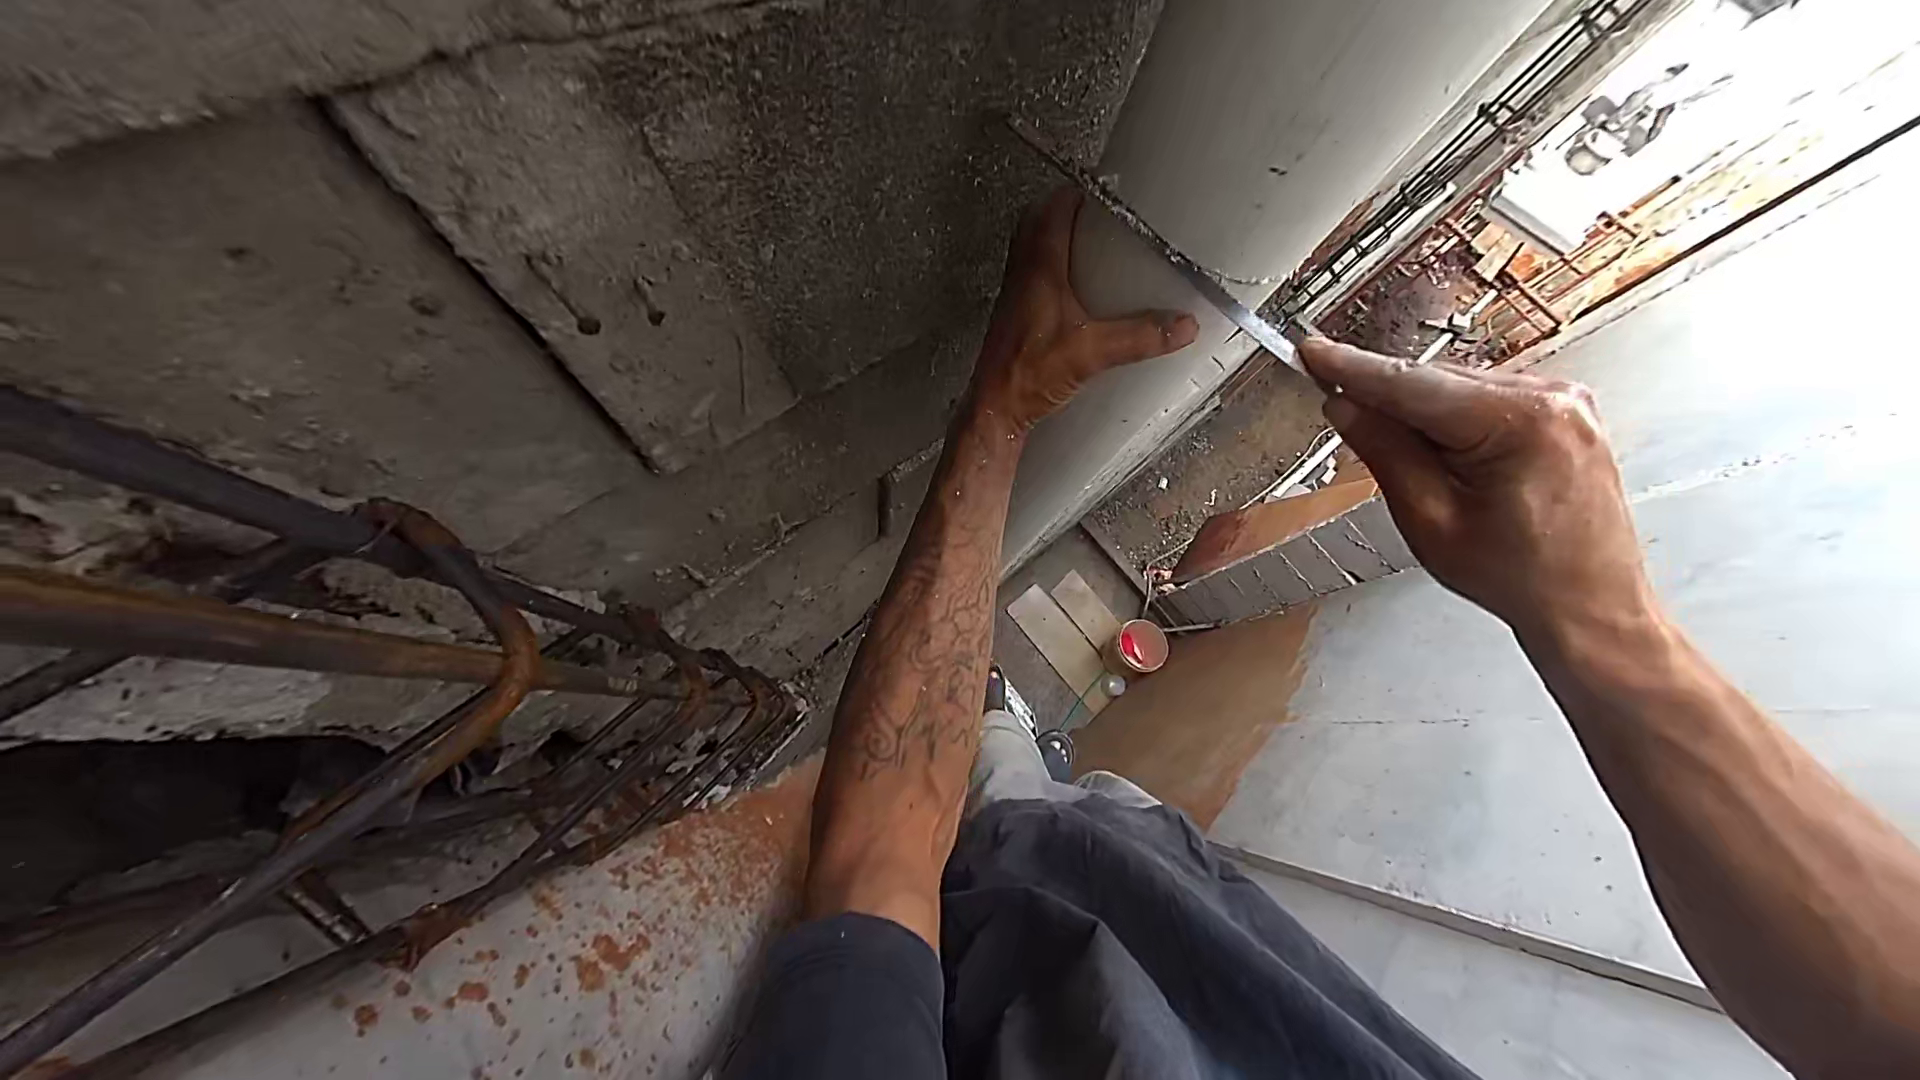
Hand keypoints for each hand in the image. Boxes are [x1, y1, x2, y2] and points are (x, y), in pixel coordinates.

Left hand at [969, 188, 1197, 433]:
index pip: (1053, 209)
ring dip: (1058, 244)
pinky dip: (1052, 277)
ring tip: (1090, 253)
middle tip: (1098, 221)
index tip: (1106, 195)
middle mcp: (1021, 277)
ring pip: (1032, 252)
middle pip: (1038, 224)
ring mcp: (1014, 298)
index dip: (1079, 195)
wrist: (996, 411)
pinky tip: (1074, 299)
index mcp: (1037, 269)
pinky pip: (1032, 282)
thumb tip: (1181, 326)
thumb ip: (1138, 338)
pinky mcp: (1014, 320)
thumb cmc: (1025, 379)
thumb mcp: (1090, 354)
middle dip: (1068, 215)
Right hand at [1300, 338, 1652, 638]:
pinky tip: (1421, 444)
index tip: (1311, 352)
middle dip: (1377, 392)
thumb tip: (1346, 408)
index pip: (1411, 384)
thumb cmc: (1516, 573)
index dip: (1350, 368)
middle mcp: (1551, 399)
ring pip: (1454, 388)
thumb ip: (1384, 452)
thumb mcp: (1427, 517)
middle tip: (1328, 399)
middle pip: (1433, 381)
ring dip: (1408, 409)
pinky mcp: (1559, 416)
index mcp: (1520, 423)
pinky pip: (1479, 400)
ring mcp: (1562, 404)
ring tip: (1381, 446)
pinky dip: (1439, 416)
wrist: (1588, 603)